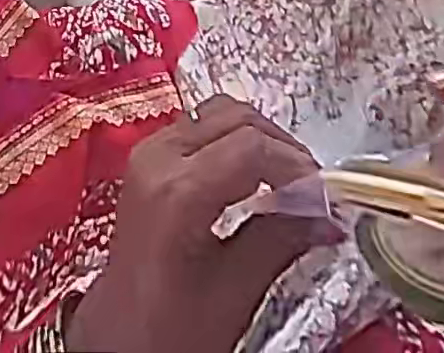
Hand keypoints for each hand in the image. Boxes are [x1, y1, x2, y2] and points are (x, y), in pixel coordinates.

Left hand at [67, 97, 332, 352]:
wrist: (115, 339)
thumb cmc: (168, 330)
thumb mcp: (233, 293)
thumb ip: (281, 241)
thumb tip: (328, 213)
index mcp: (176, 191)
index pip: (251, 147)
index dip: (295, 165)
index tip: (325, 192)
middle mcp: (158, 156)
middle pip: (236, 118)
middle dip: (281, 146)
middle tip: (312, 185)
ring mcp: (150, 151)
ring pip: (219, 113)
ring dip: (259, 136)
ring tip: (288, 178)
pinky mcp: (149, 155)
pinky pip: (202, 126)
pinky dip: (235, 139)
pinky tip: (254, 174)